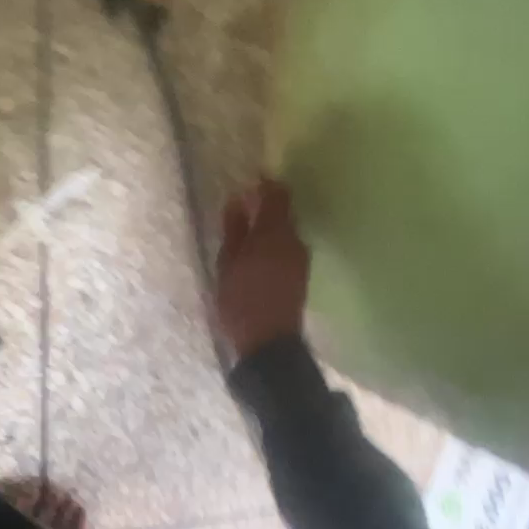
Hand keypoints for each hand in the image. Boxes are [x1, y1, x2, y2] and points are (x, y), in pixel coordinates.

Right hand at [216, 180, 309, 359]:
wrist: (268, 343)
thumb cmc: (240, 301)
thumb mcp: (227, 263)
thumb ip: (234, 229)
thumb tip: (237, 201)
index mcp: (274, 232)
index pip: (277, 194)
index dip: (264, 185)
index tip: (248, 185)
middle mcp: (294, 239)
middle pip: (283, 213)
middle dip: (264, 210)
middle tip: (240, 216)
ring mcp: (301, 258)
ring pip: (285, 232)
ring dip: (268, 230)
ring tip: (245, 242)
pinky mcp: (301, 274)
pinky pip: (287, 249)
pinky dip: (273, 246)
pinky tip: (256, 260)